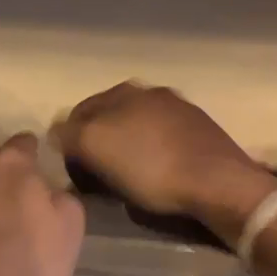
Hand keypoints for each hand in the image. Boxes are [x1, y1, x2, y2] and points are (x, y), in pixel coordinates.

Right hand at [52, 82, 276, 242]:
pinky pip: (163, 145)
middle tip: (95, 177)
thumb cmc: (150, 166)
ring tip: (125, 181)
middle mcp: (151, 93)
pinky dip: (152, 159)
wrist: (220, 185)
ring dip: (126, 152)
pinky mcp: (202, 134)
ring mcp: (181, 112)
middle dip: (98, 145)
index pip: (78, 112)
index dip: (68, 141)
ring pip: (136, 132)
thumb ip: (67, 134)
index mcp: (122, 90)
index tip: (71, 171)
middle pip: (109, 120)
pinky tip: (156, 179)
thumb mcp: (94, 146)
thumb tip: (56, 131)